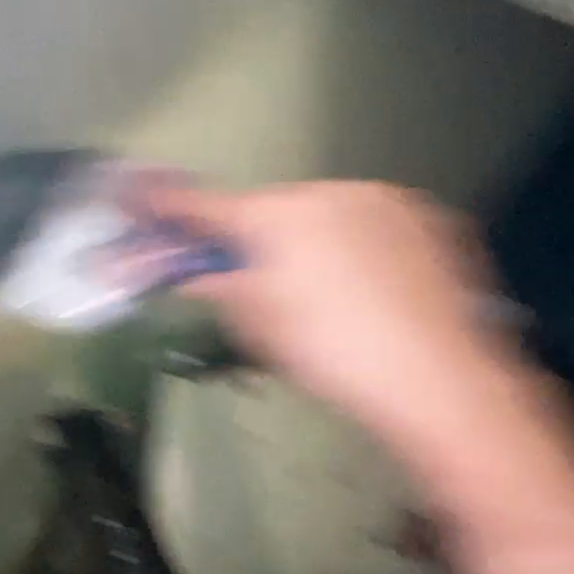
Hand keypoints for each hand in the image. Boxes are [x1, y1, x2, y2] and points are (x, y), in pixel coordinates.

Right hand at [141, 180, 523, 449]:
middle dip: (255, 240)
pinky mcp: (430, 222)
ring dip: (309, 243)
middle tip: (258, 286)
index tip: (134, 192)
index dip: (168, 207)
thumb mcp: (256, 325)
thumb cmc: (330, 352)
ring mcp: (387, 203)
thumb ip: (217, 287)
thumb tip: (194, 274)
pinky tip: (368, 292)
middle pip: (271, 212)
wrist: (440, 381)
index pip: (208, 207)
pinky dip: (356, 249)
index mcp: (280, 214)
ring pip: (324, 217)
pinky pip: (371, 227)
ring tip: (326, 299)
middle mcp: (332, 192)